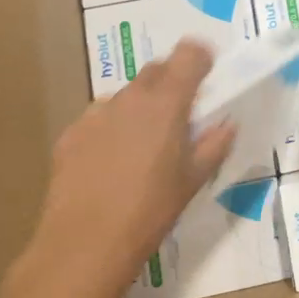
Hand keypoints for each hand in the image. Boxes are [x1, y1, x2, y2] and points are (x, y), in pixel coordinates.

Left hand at [15, 40, 234, 297]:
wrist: (85, 244)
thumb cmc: (151, 212)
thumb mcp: (193, 181)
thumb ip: (214, 145)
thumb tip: (227, 124)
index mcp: (167, 103)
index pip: (188, 54)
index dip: (200, 57)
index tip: (207, 74)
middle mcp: (131, 97)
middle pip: (156, 70)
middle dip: (171, 82)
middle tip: (179, 115)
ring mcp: (97, 113)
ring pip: (125, 95)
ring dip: (139, 107)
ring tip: (142, 146)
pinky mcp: (71, 134)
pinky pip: (99, 118)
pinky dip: (111, 129)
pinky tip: (110, 164)